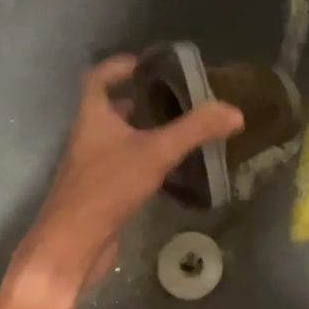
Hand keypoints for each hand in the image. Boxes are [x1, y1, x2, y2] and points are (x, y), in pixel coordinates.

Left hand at [12, 55, 242, 301]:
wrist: (73, 244)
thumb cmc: (107, 187)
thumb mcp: (156, 152)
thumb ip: (195, 130)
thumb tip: (235, 111)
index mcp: (93, 117)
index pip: (97, 79)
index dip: (118, 66)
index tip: (146, 64)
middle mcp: (88, 138)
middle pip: (109, 109)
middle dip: (139, 101)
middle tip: (173, 98)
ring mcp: (92, 167)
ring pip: (118, 140)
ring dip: (143, 132)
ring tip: (179, 130)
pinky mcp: (100, 194)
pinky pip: (124, 167)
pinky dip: (145, 162)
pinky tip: (170, 170)